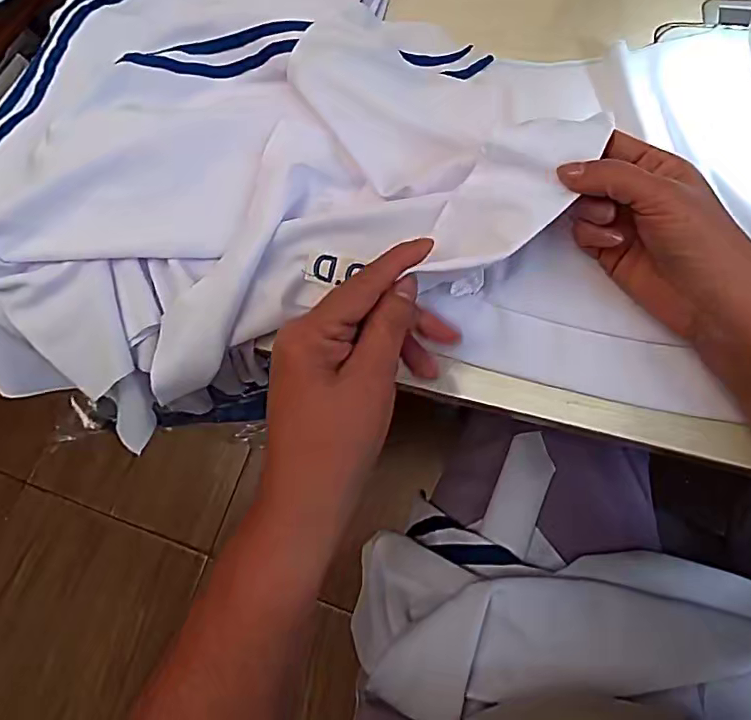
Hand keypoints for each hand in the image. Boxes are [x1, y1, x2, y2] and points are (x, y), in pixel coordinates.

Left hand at [260, 238, 459, 534]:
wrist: (306, 506)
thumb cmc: (338, 444)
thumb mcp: (372, 379)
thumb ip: (388, 325)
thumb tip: (402, 286)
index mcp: (309, 330)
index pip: (360, 284)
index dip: (396, 263)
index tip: (426, 245)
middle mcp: (303, 334)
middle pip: (364, 308)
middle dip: (407, 317)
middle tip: (447, 334)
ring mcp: (307, 355)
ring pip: (363, 330)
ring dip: (400, 341)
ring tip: (434, 366)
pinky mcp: (315, 374)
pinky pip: (355, 351)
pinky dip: (384, 358)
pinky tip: (411, 374)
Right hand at [558, 130, 750, 342]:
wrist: (718, 308)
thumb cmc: (713, 250)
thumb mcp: (663, 195)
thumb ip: (612, 175)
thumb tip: (570, 170)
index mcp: (658, 168)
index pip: (611, 145)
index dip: (584, 147)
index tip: (561, 155)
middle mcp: (640, 193)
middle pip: (589, 175)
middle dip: (581, 183)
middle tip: (580, 190)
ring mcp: (625, 221)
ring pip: (581, 204)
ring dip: (589, 212)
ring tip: (612, 222)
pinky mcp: (611, 248)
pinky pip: (582, 231)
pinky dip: (589, 235)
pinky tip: (613, 242)